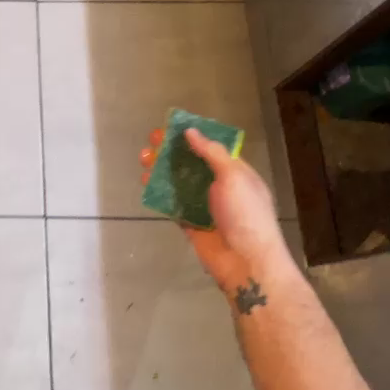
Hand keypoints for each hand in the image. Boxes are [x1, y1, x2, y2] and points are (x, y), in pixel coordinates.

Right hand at [142, 128, 289, 298]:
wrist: (246, 262)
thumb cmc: (246, 214)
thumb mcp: (234, 176)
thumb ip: (212, 153)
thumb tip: (190, 131)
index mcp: (235, 172)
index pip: (211, 148)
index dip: (192, 136)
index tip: (171, 127)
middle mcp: (219, 186)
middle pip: (191, 163)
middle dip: (171, 151)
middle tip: (152, 142)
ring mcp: (203, 205)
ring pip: (178, 181)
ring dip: (161, 169)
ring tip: (144, 160)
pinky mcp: (190, 221)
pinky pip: (171, 203)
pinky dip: (158, 192)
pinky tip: (146, 182)